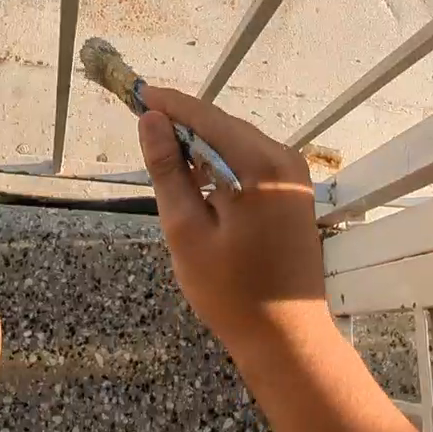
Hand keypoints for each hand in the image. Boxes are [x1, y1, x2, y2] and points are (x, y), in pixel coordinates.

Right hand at [136, 86, 332, 357]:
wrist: (288, 339)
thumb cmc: (231, 291)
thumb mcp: (186, 230)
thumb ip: (168, 170)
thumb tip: (151, 120)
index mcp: (261, 165)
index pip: (207, 117)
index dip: (171, 104)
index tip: (139, 92)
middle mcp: (284, 159)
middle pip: (224, 127)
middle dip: (184, 125)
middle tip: (145, 127)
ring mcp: (293, 174)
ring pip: (236, 143)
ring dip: (202, 146)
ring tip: (166, 156)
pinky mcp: (293, 191)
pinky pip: (250, 161)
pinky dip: (221, 163)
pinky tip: (198, 180)